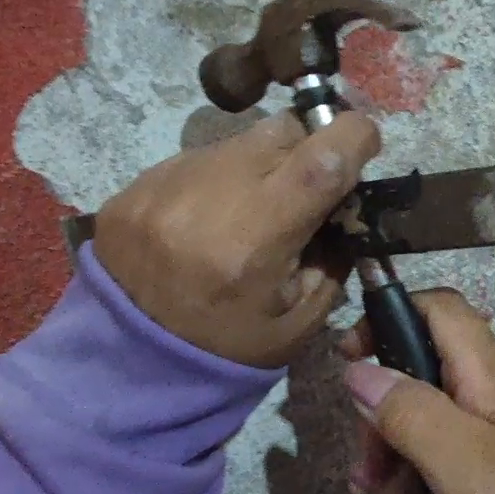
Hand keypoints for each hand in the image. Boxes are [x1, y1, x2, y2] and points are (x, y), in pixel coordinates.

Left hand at [93, 111, 378, 368]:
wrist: (127, 362)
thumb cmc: (228, 349)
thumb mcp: (301, 320)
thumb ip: (333, 256)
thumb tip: (346, 202)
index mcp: (254, 241)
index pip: (320, 158)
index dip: (354, 137)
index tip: (367, 143)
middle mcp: (208, 197)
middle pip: (283, 130)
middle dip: (311, 148)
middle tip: (311, 185)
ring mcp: (166, 184)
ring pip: (241, 140)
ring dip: (265, 163)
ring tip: (254, 209)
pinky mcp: (136, 183)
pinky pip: (199, 157)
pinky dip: (221, 177)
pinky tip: (211, 218)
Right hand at [338, 290, 494, 493]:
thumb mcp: (462, 467)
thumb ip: (411, 413)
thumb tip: (359, 369)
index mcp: (493, 378)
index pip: (442, 311)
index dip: (392, 317)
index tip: (347, 356)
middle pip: (420, 387)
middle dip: (382, 436)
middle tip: (363, 483)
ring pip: (425, 445)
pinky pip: (444, 482)